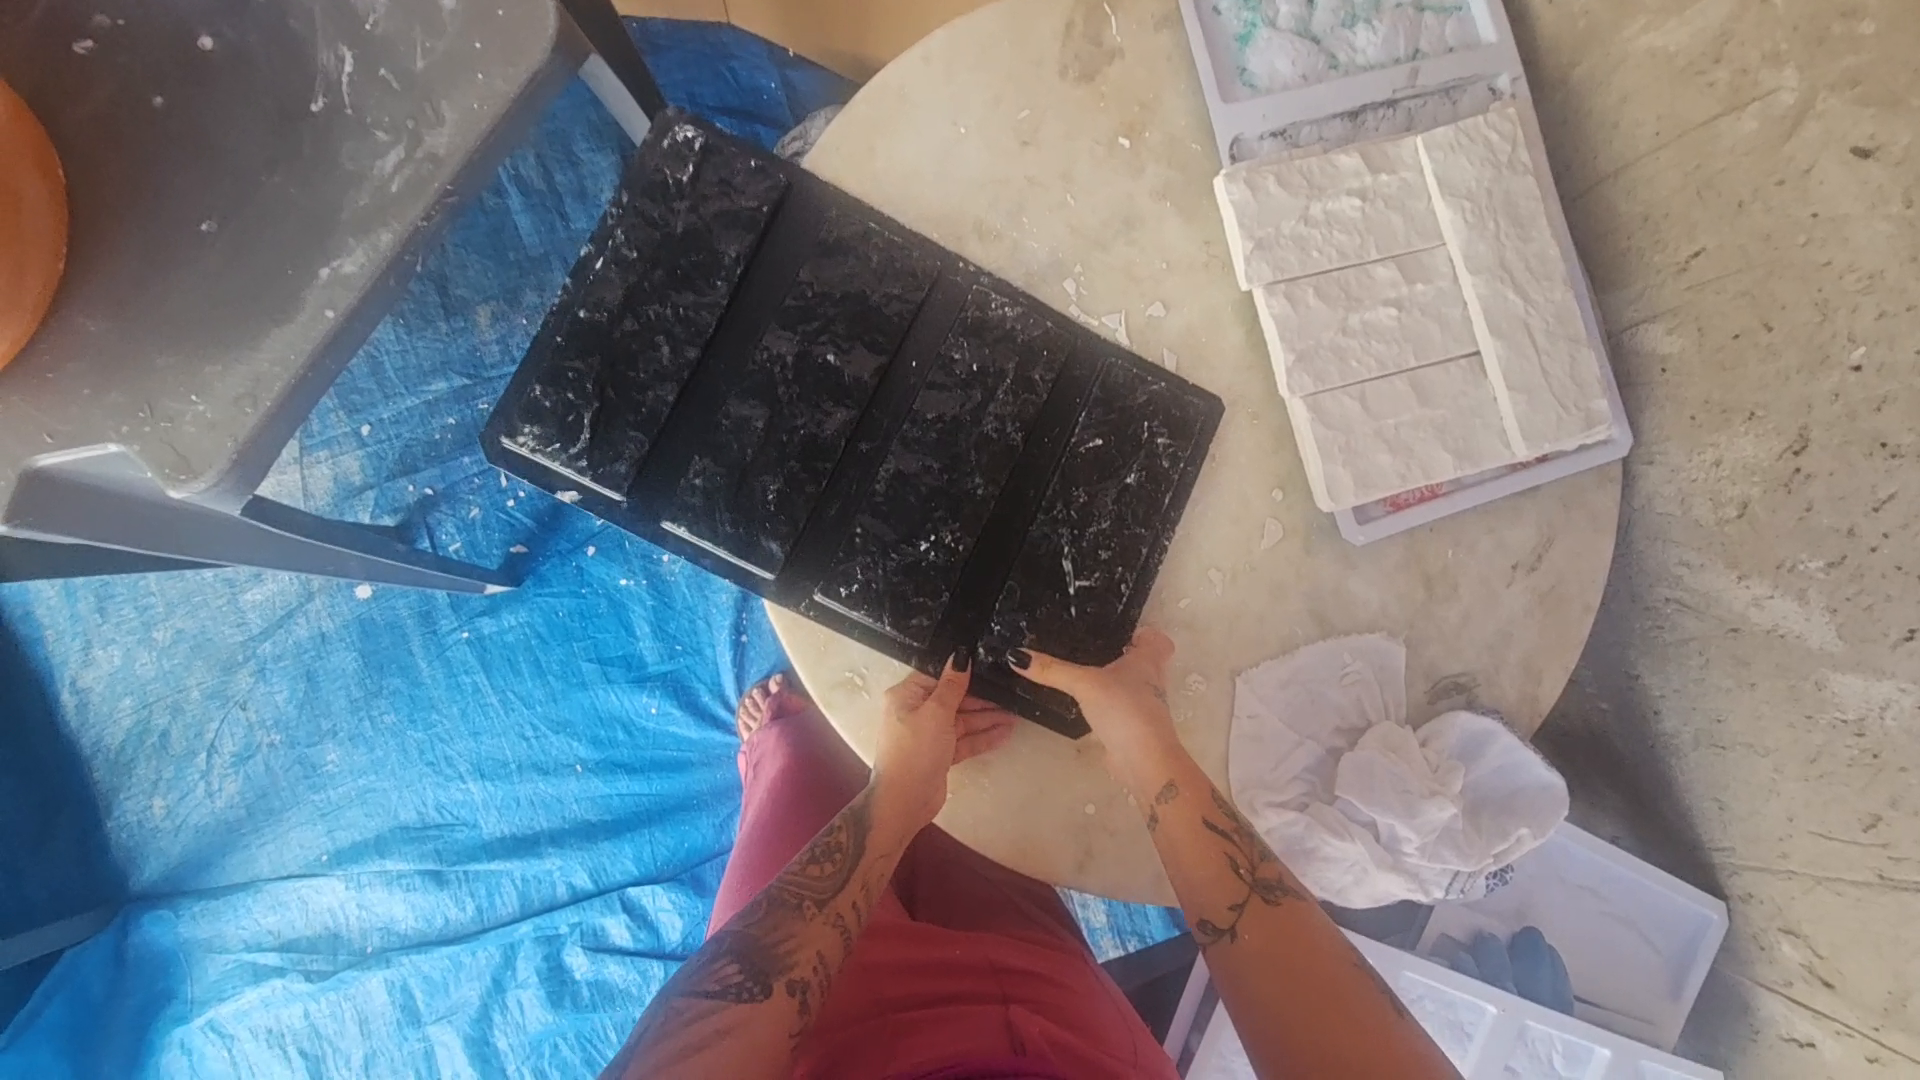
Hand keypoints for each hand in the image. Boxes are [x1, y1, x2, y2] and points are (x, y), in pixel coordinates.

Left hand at [871, 649, 1017, 829]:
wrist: (904, 802)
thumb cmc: (915, 751)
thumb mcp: (936, 712)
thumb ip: (952, 685)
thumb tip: (960, 655)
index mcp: (907, 696)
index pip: (937, 676)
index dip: (962, 672)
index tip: (989, 666)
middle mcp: (916, 712)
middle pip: (953, 698)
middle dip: (981, 699)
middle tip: (1009, 694)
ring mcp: (929, 735)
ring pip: (962, 721)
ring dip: (986, 718)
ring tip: (1015, 714)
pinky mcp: (940, 754)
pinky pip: (964, 740)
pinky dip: (983, 737)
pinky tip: (1005, 733)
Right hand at [1010, 628, 1183, 789]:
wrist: (1143, 760)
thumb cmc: (1124, 709)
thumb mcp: (1084, 683)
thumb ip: (1052, 670)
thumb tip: (1016, 655)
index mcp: (1147, 660)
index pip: (1155, 639)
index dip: (1142, 633)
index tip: (1120, 630)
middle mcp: (1150, 681)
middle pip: (1142, 662)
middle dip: (1122, 656)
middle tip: (1093, 647)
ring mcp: (1143, 707)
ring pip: (1129, 686)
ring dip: (1112, 682)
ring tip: (1083, 673)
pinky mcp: (1132, 728)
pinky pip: (1117, 708)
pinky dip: (1104, 705)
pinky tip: (1084, 705)